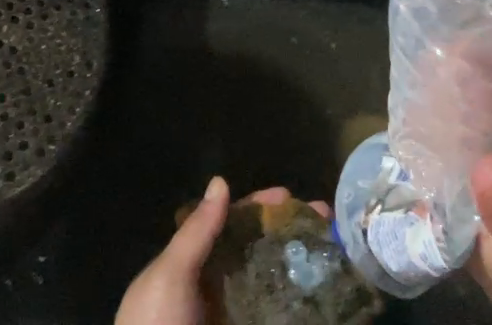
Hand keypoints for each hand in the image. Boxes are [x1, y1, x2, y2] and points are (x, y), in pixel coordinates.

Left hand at [115, 180, 331, 324]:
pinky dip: (300, 308)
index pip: (229, 226)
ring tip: (335, 255)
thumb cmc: (156, 323)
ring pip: (272, 285)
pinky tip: (327, 296)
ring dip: (300, 270)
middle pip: (256, 253)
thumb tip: (221, 181)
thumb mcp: (170, 275)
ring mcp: (234, 314)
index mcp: (192, 264)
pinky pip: (278, 316)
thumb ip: (196, 232)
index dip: (257, 209)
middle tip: (324, 223)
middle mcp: (216, 287)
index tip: (288, 196)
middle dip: (288, 237)